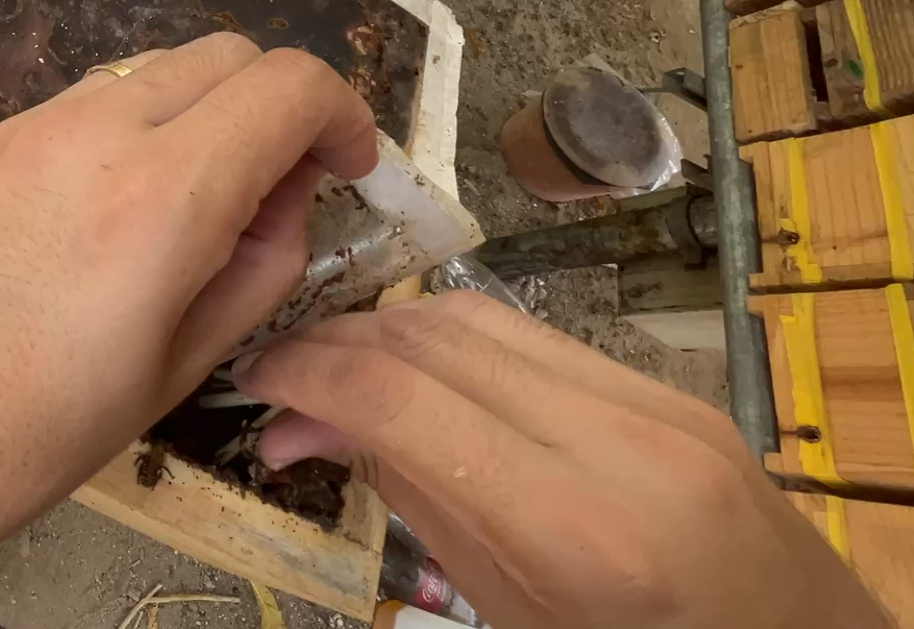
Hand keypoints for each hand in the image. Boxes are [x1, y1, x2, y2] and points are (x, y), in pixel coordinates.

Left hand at [0, 32, 377, 560]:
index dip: (343, 117)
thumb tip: (288, 197)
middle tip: (281, 191)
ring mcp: (36, 122)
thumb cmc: (26, 434)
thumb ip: (258, 263)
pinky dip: (152, 120)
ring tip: (207, 201)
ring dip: (213, 109)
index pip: (287, 85)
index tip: (348, 171)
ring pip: (164, 66)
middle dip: (279, 105)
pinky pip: (105, 96)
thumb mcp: (176, 368)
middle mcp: (95, 128)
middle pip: (228, 53)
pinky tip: (134, 199)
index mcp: (156, 194)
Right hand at [232, 291, 891, 628]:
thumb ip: (398, 489)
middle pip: (427, 337)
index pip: (397, 396)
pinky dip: (439, 334)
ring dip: (379, 327)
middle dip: (331, 342)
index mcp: (577, 528)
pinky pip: (518, 330)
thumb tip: (289, 426)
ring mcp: (652, 399)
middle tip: (279, 371)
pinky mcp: (660, 384)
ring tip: (334, 363)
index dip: (305, 371)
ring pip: (466, 315)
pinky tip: (412, 362)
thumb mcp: (501, 607)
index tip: (253, 379)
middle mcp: (619, 439)